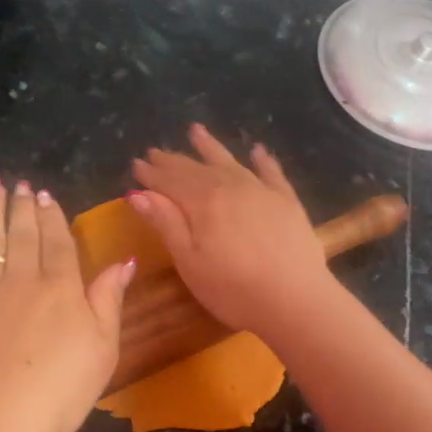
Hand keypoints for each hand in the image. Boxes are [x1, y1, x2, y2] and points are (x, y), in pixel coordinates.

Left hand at [0, 177, 132, 431]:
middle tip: (19, 183)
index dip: (53, 218)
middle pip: (22, 237)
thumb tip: (124, 261)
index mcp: (61, 289)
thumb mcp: (104, 349)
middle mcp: (22, 282)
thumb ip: (109, 301)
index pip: (59, 244)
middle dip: (22, 208)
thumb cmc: (61, 391)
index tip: (46, 195)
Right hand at [130, 125, 334, 341]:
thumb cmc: (233, 289)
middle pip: (196, 169)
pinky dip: (263, 160)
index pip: (170, 181)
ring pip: (230, 162)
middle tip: (155, 152)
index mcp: (203, 201)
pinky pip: (271, 173)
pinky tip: (258, 150)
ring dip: (210, 147)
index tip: (136, 165)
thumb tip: (139, 193)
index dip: (151, 174)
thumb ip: (166, 223)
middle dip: (173, 161)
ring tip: (196, 130)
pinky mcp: (287, 202)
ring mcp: (262, 191)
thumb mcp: (190, 261)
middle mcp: (231, 186)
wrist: (296, 300)